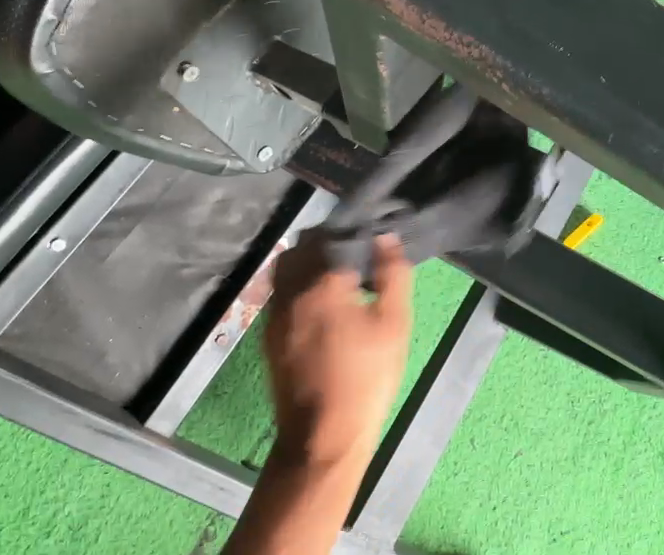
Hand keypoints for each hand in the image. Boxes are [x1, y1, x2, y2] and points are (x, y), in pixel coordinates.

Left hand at [262, 234, 413, 466]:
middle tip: (354, 252)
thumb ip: (392, 273)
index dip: (351, 227)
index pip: (330, 233)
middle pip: (300, 247)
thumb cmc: (366, 377)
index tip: (370, 233)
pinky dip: (299, 286)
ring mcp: (275, 315)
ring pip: (285, 270)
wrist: (323, 437)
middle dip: (325, 240)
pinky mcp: (269, 337)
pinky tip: (323, 305)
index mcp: (322, 282)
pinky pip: (281, 294)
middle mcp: (291, 291)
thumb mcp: (394, 323)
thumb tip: (385, 237)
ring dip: (307, 263)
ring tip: (337, 277)